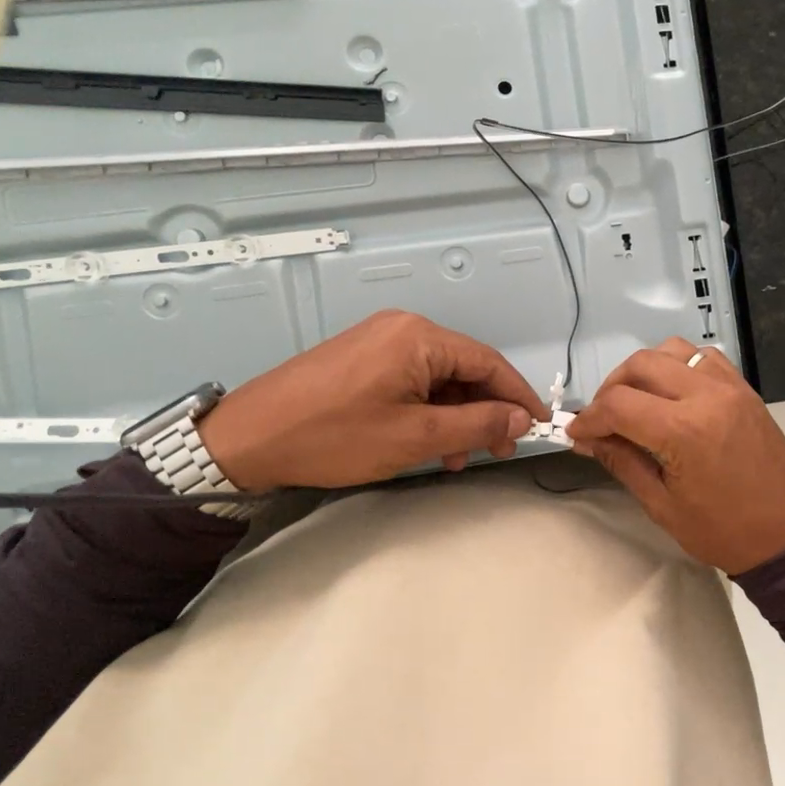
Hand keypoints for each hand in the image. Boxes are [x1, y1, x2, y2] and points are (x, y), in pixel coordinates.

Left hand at [197, 311, 549, 490]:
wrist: (246, 439)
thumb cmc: (334, 436)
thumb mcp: (414, 437)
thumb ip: (477, 425)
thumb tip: (522, 418)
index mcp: (419, 337)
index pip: (489, 362)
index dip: (518, 396)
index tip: (538, 426)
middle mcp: (403, 328)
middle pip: (464, 368)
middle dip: (485, 410)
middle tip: (497, 450)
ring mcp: (379, 340)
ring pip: (439, 378)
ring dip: (455, 415)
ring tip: (457, 456)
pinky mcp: (361, 358)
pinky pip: (412, 379)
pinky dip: (428, 410)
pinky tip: (427, 442)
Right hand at [565, 339, 784, 573]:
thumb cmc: (722, 531)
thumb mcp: (662, 505)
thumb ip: (622, 461)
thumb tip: (587, 439)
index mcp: (684, 431)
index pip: (618, 404)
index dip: (590, 418)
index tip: (577, 434)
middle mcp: (707, 396)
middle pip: (641, 364)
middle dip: (611, 388)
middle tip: (603, 419)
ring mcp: (730, 387)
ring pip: (672, 350)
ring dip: (645, 370)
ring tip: (636, 402)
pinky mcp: (745, 389)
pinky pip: (704, 357)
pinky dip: (679, 365)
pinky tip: (672, 394)